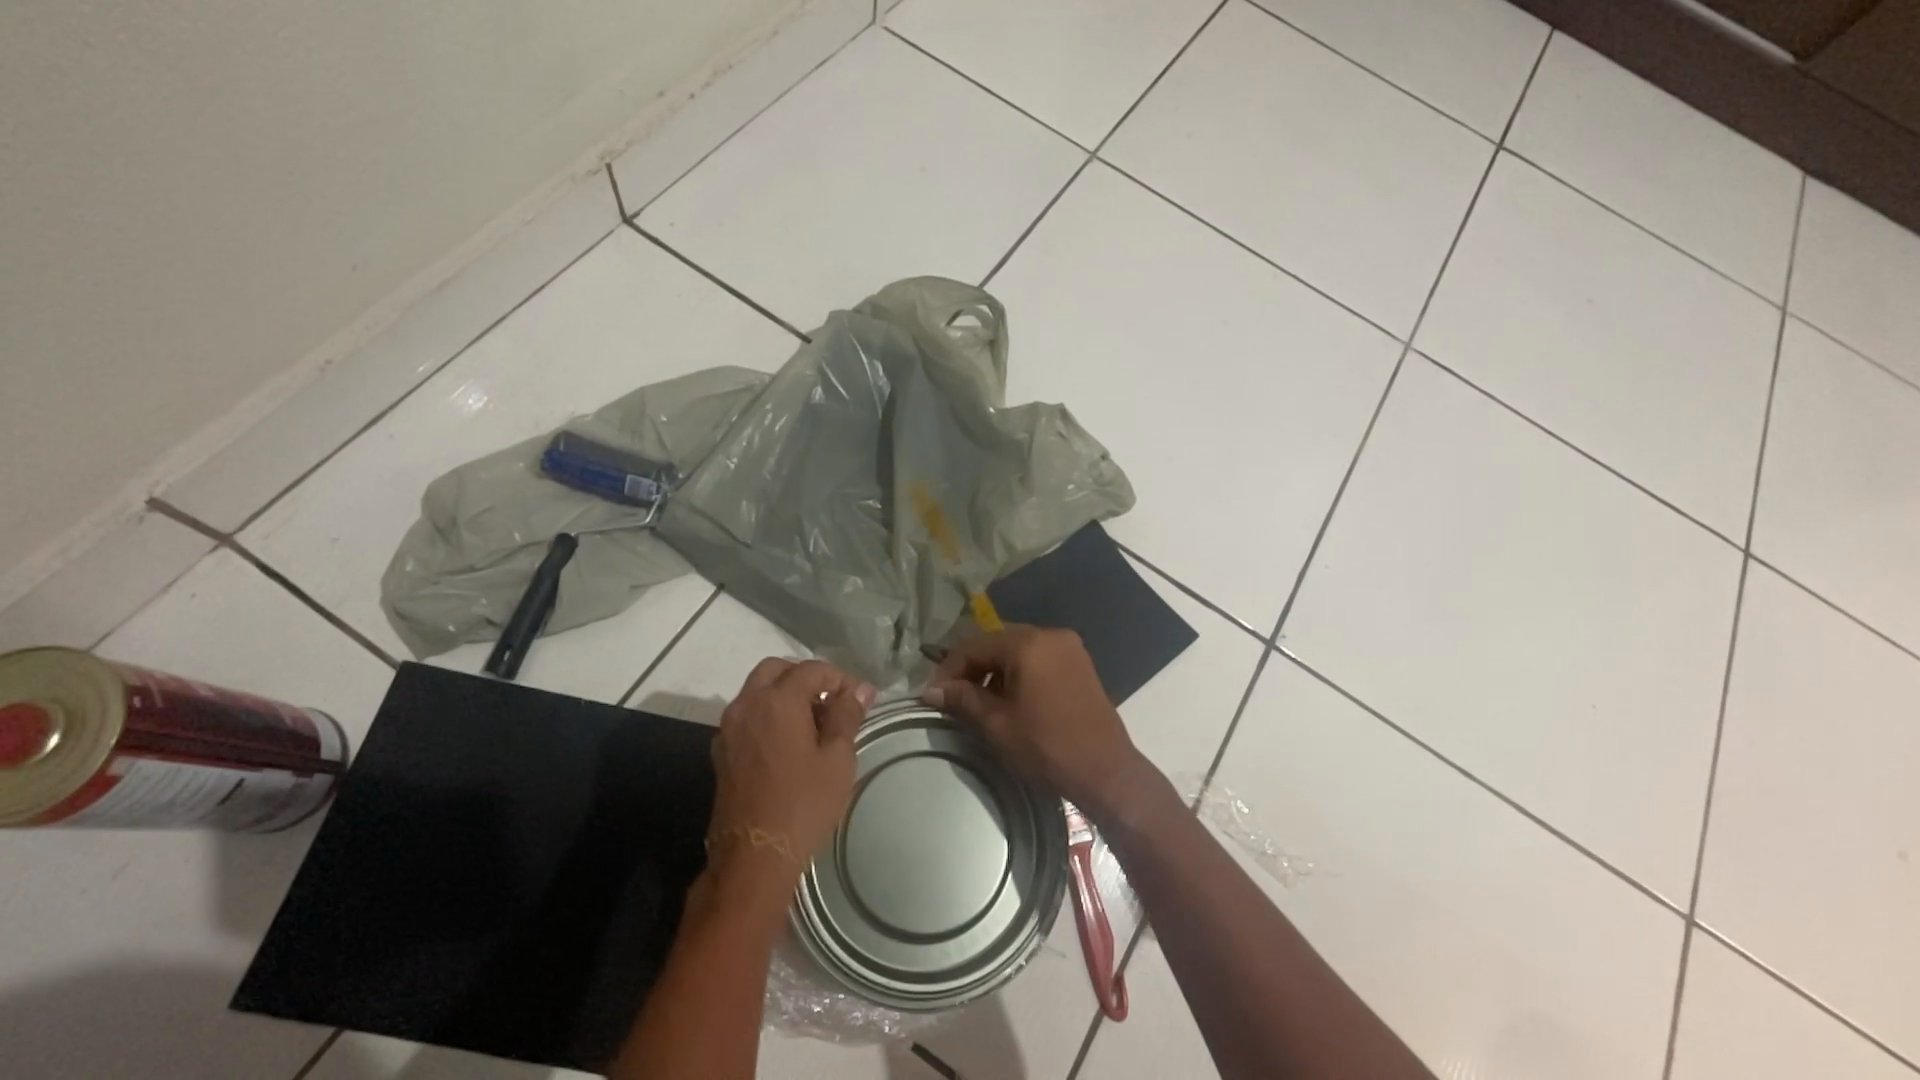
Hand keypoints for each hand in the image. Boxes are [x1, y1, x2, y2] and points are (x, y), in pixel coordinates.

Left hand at [705, 659, 875, 913]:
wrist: (754, 856)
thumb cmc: (804, 804)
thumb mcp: (838, 759)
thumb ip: (847, 716)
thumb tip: (859, 691)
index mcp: (777, 700)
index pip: (811, 668)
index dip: (839, 678)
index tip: (858, 700)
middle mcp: (746, 704)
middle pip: (776, 670)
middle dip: (805, 679)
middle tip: (832, 705)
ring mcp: (729, 728)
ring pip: (757, 692)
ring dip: (785, 696)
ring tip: (814, 726)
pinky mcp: (721, 752)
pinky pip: (747, 717)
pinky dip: (768, 716)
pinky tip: (788, 745)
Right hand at [921, 626, 1153, 816]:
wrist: (1105, 771)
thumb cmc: (1047, 747)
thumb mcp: (997, 724)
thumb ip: (963, 699)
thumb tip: (930, 690)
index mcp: (1028, 644)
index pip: (975, 645)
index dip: (949, 668)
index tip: (933, 694)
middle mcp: (1050, 635)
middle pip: (997, 642)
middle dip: (971, 667)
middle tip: (952, 696)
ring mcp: (1069, 648)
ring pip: (1018, 650)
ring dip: (994, 670)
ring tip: (978, 701)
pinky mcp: (1080, 663)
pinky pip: (1039, 658)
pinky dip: (1019, 672)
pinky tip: (1009, 699)